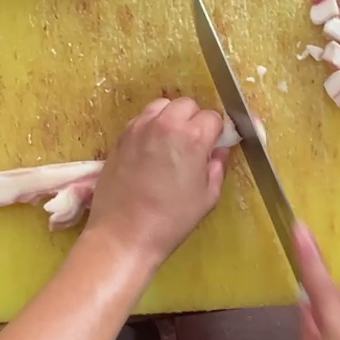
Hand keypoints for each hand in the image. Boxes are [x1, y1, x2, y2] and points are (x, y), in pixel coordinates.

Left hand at [84, 97, 227, 266]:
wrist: (124, 234)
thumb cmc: (170, 220)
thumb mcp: (207, 197)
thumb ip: (217, 167)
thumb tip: (218, 152)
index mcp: (192, 138)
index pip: (213, 117)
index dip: (216, 131)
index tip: (214, 145)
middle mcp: (165, 125)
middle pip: (186, 104)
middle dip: (194, 119)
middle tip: (194, 143)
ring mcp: (139, 128)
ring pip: (161, 106)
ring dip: (171, 118)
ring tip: (171, 142)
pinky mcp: (121, 137)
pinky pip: (141, 119)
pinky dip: (150, 126)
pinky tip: (152, 149)